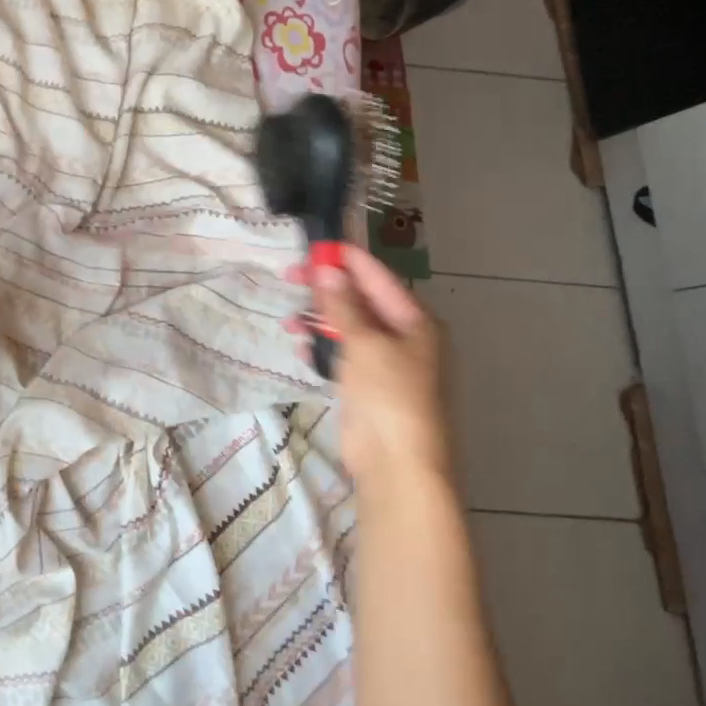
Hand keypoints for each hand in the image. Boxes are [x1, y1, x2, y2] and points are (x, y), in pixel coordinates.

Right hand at [308, 245, 451, 487]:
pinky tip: (301, 345)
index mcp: (415, 322)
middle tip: (289, 276)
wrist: (397, 459)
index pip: (379, 278)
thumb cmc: (389, 395)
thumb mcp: (365, 343)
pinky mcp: (366, 383)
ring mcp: (385, 361)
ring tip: (289, 319)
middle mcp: (404, 336)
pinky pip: (341, 352)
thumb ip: (343, 306)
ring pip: (348, 326)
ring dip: (319, 318)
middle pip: (361, 300)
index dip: (347, 260)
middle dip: (327, 289)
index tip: (314, 246)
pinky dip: (321, 344)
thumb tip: (327, 270)